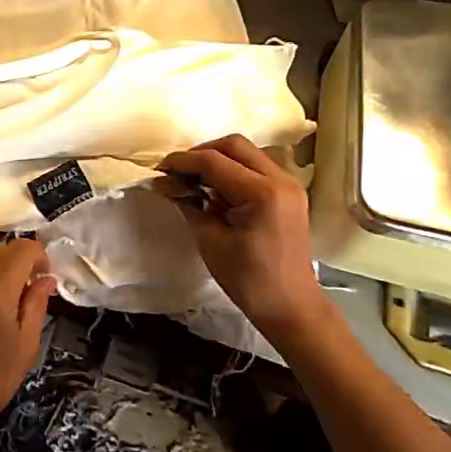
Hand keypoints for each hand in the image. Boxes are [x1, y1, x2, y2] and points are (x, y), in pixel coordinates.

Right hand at [156, 134, 324, 344]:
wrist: (291, 306)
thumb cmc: (249, 280)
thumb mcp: (210, 241)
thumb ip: (189, 204)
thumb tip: (165, 183)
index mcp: (262, 193)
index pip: (213, 161)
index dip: (182, 162)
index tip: (159, 171)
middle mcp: (280, 180)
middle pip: (233, 145)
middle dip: (200, 154)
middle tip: (177, 173)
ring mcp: (289, 184)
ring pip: (246, 152)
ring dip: (217, 159)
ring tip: (194, 181)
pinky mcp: (289, 193)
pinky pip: (256, 166)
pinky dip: (232, 169)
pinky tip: (215, 189)